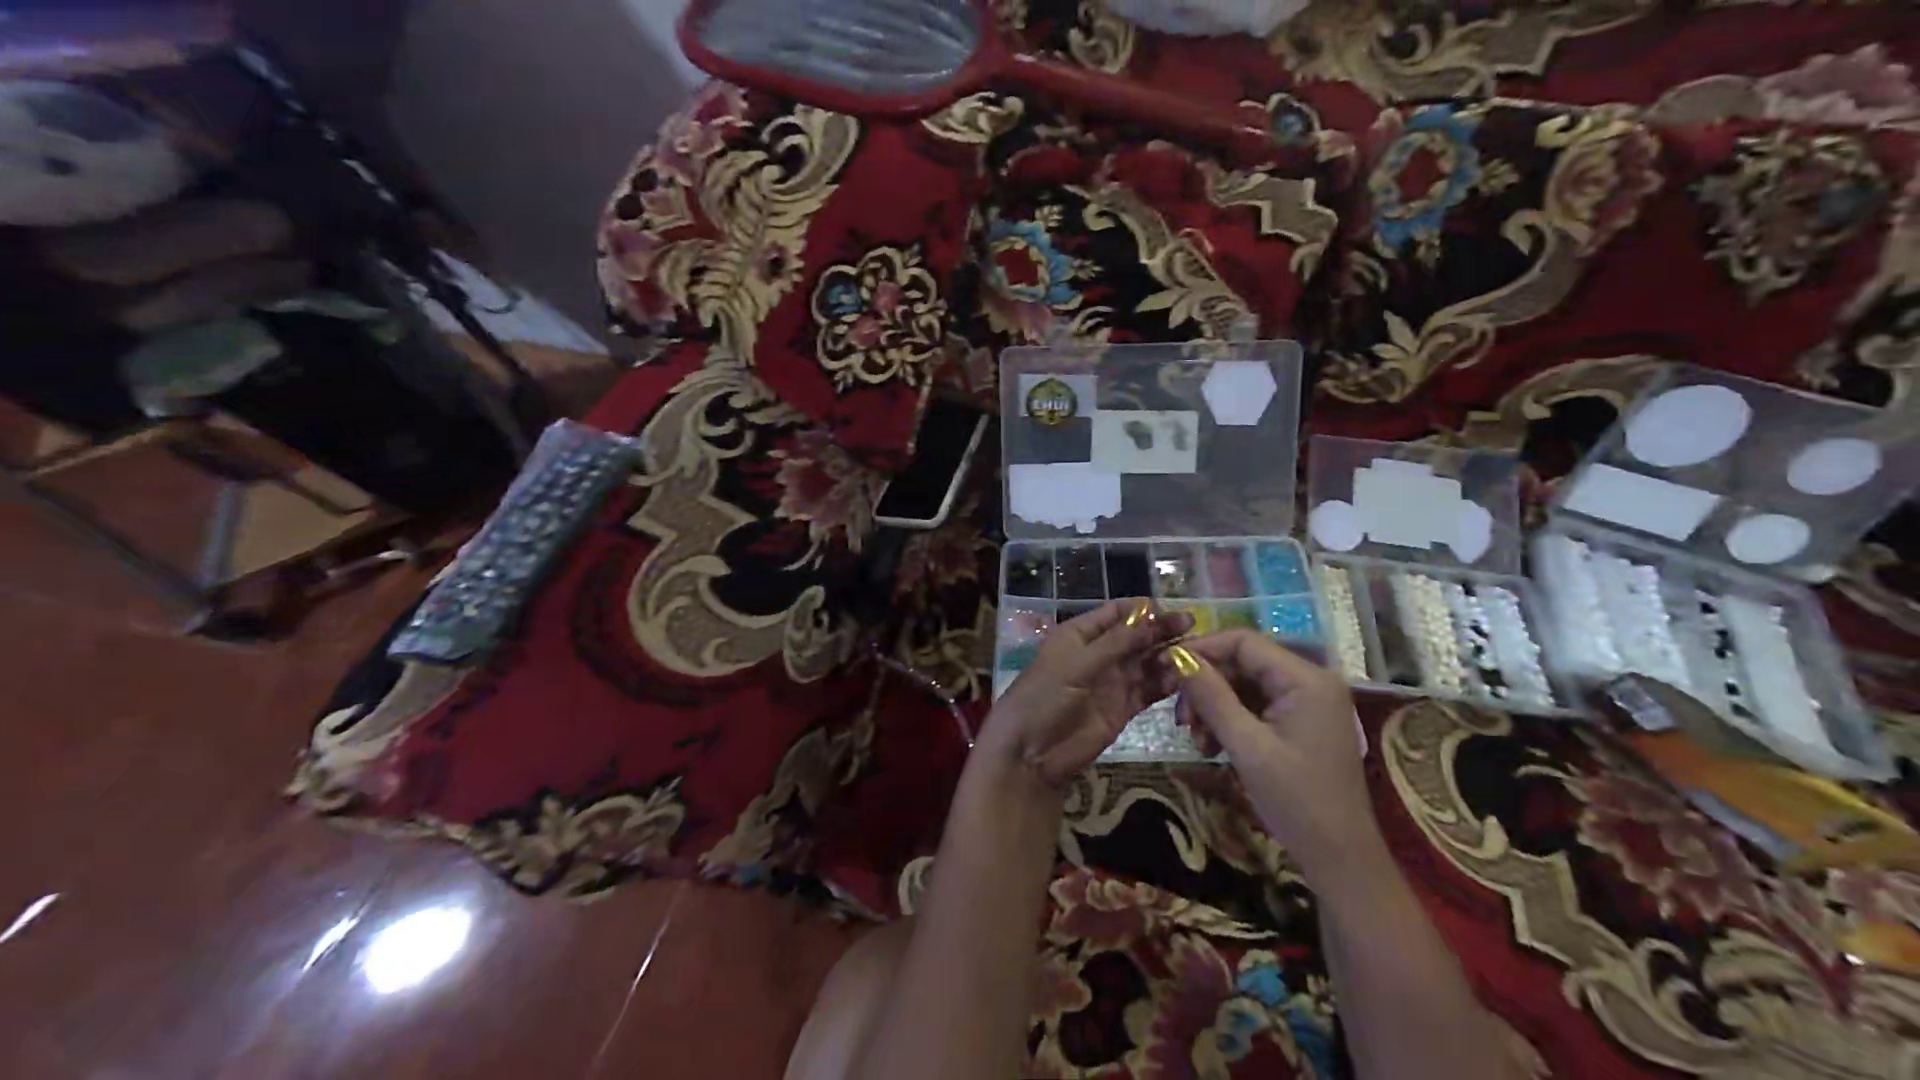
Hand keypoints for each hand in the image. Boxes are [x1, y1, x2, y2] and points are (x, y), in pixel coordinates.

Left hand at [983, 599, 1192, 786]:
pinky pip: (1148, 690)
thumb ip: (1116, 643)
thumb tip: (1152, 616)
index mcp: (1080, 635)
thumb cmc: (1044, 698)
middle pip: (1136, 636)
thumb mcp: (1077, 665)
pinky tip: (1184, 678)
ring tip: (1192, 654)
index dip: (1142, 610)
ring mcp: (1112, 681)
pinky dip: (1165, 683)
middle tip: (1193, 627)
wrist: (1031, 753)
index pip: (1115, 613)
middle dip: (1161, 631)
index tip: (1171, 608)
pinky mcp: (1123, 708)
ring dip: (1166, 656)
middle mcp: (1099, 654)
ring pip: (1146, 662)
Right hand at [1165, 631, 1382, 877]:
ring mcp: (1306, 702)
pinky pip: (1254, 706)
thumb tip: (1177, 657)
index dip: (1201, 650)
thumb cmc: (1296, 800)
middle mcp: (1310, 681)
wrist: (1339, 858)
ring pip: (1243, 685)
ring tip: (1196, 739)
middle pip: (1242, 663)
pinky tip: (1212, 747)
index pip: (1243, 642)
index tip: (1166, 668)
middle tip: (1179, 718)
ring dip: (1212, 707)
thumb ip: (1211, 696)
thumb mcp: (1246, 746)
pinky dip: (1228, 721)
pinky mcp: (1299, 722)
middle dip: (1205, 686)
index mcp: (1306, 679)